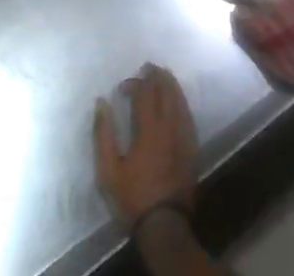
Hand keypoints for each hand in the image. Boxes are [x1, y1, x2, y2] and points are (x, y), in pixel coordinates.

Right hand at [94, 63, 197, 229]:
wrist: (164, 227)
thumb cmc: (133, 197)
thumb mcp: (108, 169)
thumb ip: (104, 133)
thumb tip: (101, 102)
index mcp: (149, 134)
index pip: (145, 97)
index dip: (135, 84)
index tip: (122, 87)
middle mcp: (170, 133)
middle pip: (168, 96)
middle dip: (159, 78)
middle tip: (150, 66)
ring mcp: (184, 143)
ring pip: (182, 107)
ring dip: (174, 88)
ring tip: (166, 76)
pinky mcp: (192, 154)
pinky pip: (190, 122)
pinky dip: (184, 106)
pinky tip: (180, 104)